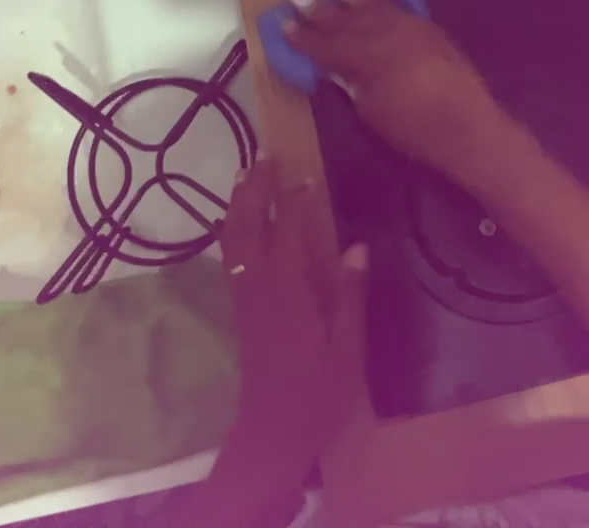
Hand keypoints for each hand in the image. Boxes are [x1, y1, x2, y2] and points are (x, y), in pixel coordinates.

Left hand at [218, 154, 367, 476]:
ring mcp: (246, 295)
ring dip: (238, 203)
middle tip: (263, 156)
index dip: (295, 200)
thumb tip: (357, 246)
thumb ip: (350, 295)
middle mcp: (259, 284)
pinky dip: (232, 228)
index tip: (306, 174)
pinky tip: (237, 221)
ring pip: (233, 237)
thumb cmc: (317, 391)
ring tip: (245, 175)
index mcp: (287, 289)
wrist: (273, 431)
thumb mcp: (346, 347)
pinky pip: (232, 255)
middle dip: (255, 189)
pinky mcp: (241, 307)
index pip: (288, 231)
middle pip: (249, 225)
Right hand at [282, 0, 508, 175]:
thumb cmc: (413, 130)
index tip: (284, 25)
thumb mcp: (371, 110)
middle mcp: (381, 33)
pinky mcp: (425, 27)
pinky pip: (395, 5)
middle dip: (318, 8)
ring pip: (370, 3)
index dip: (303, 37)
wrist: (468, 126)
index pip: (324, 45)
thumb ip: (352, 84)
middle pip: (343, 18)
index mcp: (362, 58)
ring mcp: (406, 26)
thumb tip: (336, 69)